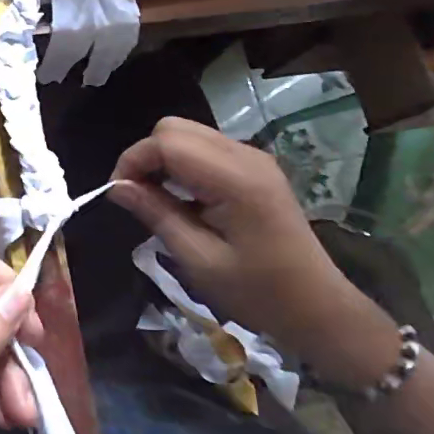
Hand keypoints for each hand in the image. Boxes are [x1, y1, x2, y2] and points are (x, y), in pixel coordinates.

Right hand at [108, 118, 398, 381]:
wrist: (316, 305)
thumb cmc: (257, 291)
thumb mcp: (199, 260)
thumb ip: (158, 214)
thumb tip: (117, 187)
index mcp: (235, 179)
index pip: (168, 142)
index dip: (133, 161)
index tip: (117, 194)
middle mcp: (245, 156)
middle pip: (175, 128)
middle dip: (146, 156)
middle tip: (136, 197)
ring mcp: (253, 158)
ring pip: (188, 134)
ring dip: (163, 160)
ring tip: (155, 200)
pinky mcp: (254, 167)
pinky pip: (204, 148)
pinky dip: (181, 165)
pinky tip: (182, 199)